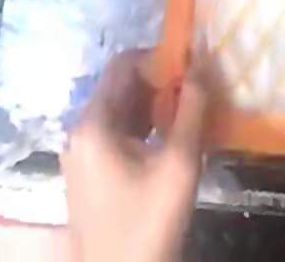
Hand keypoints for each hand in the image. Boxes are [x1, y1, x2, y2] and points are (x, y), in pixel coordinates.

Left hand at [62, 51, 211, 261]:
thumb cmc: (148, 225)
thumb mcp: (179, 163)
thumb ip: (193, 106)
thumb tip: (203, 58)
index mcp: (94, 123)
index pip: (124, 64)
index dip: (159, 58)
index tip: (191, 70)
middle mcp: (80, 131)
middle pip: (121, 85)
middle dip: (160, 82)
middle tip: (195, 93)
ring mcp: (81, 154)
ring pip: (121, 108)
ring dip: (154, 104)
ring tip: (189, 115)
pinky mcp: (89, 174)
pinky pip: (117, 132)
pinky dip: (144, 126)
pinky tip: (171, 140)